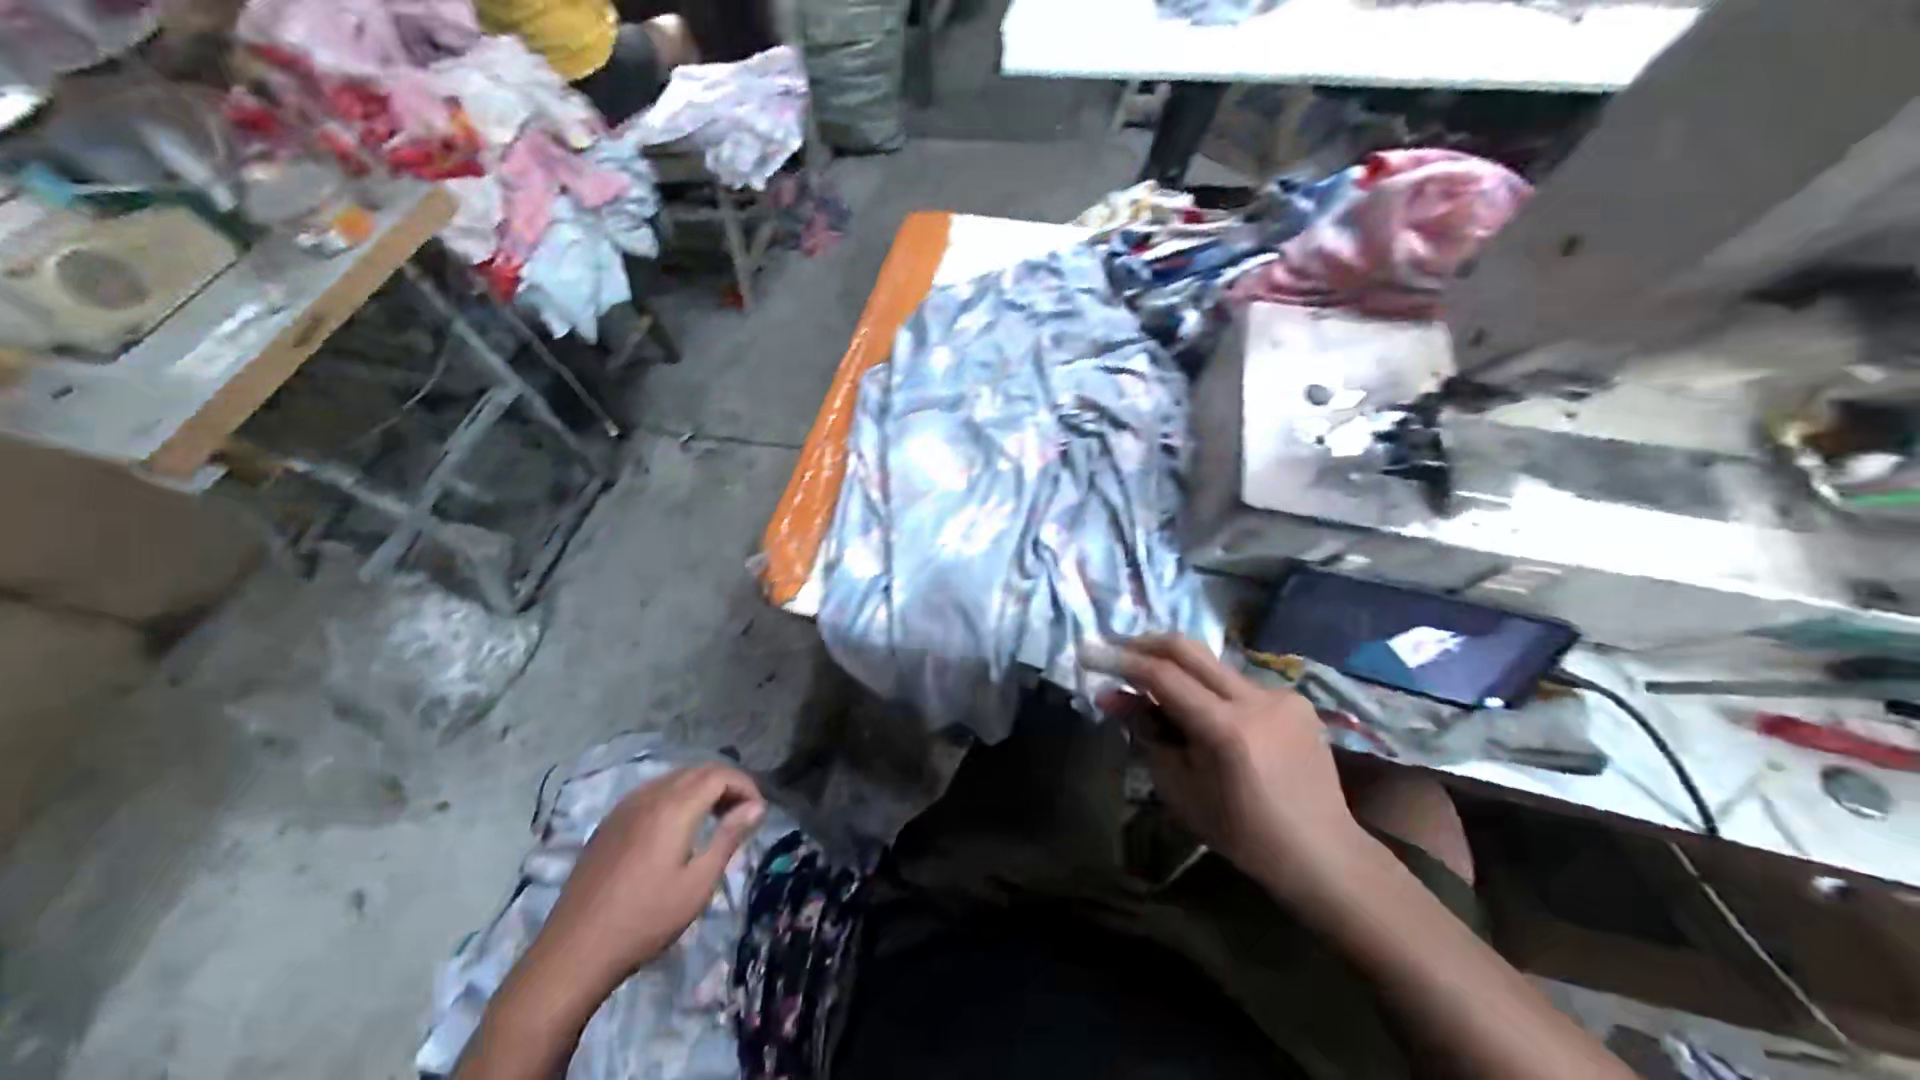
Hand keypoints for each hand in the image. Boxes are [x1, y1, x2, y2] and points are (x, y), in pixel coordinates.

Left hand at [536, 764, 765, 988]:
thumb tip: (756, 807)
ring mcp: (624, 808)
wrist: (575, 951)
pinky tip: (678, 828)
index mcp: (674, 808)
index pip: (720, 774)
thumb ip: (729, 837)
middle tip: (742, 815)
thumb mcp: (698, 883)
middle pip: (697, 770)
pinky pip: (652, 792)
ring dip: (701, 789)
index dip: (745, 786)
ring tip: (715, 819)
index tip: (758, 813)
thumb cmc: (646, 919)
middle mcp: (649, 796)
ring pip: (673, 778)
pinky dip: (676, 797)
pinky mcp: (609, 823)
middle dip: (726, 784)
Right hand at [1100, 636, 1367, 900]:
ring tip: (1151, 686)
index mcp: (1226, 729)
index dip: (1120, 661)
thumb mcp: (1180, 787)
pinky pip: (1238, 683)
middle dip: (1144, 644)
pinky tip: (1203, 713)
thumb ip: (1147, 733)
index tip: (1090, 654)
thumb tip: (1111, 696)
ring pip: (1213, 665)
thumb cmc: (1241, 832)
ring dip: (1177, 668)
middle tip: (1114, 650)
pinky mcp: (1295, 699)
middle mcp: (1256, 700)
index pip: (1162, 676)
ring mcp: (1280, 695)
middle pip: (1188, 649)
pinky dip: (1210, 689)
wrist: (1320, 852)